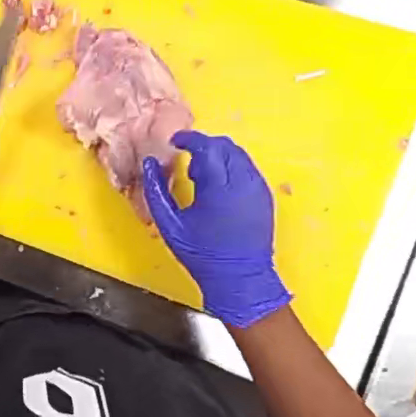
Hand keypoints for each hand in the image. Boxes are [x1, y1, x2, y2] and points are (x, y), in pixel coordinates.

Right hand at [142, 130, 291, 327]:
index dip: (189, 139)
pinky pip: (247, 168)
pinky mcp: (265, 195)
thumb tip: (150, 163)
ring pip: (239, 154)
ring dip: (218, 155)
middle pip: (225, 146)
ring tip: (200, 175)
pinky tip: (217, 186)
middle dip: (204, 146)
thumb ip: (156, 191)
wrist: (240, 277)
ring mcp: (258, 188)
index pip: (207, 148)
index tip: (175, 141)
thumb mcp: (170, 225)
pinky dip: (230, 166)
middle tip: (186, 159)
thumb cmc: (201, 254)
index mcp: (219, 189)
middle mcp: (244, 182)